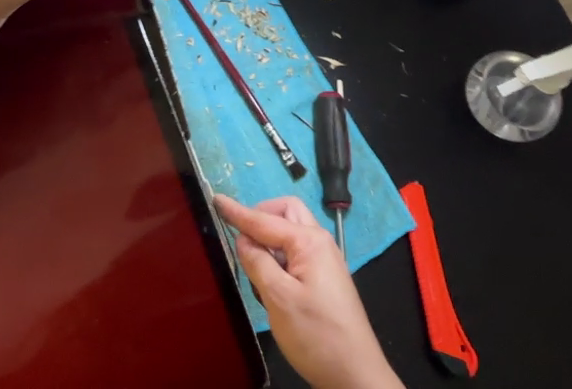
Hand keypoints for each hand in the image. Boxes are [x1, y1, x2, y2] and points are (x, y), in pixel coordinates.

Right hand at [216, 195, 403, 388]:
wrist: (355, 375)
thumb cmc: (316, 335)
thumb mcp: (279, 299)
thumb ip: (257, 262)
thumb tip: (243, 239)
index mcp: (310, 242)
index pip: (265, 220)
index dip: (238, 211)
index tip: (216, 200)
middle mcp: (320, 243)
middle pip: (286, 212)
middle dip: (261, 216)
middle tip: (242, 237)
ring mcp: (324, 261)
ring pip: (291, 231)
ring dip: (270, 238)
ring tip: (255, 266)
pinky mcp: (324, 279)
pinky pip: (296, 251)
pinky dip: (280, 255)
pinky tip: (271, 282)